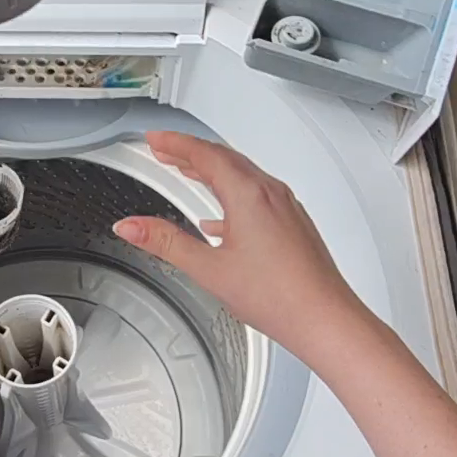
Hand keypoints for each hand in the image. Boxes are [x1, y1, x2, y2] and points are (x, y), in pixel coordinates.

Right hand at [112, 131, 378, 355]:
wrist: (325, 319)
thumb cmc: (280, 296)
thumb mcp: (208, 269)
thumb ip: (165, 242)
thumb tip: (130, 226)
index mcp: (248, 195)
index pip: (205, 154)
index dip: (175, 143)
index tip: (156, 137)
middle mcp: (270, 193)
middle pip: (224, 158)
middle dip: (190, 152)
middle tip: (165, 149)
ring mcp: (285, 207)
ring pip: (243, 174)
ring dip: (211, 169)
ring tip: (188, 172)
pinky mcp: (293, 222)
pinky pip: (257, 193)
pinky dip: (231, 191)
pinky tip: (221, 218)